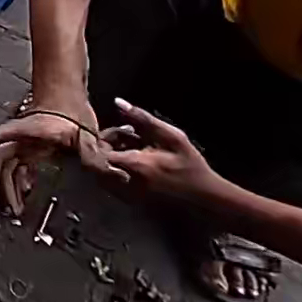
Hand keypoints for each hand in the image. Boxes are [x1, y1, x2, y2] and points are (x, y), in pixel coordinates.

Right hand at [0, 94, 98, 214]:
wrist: (66, 97)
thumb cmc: (71, 111)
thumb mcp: (86, 135)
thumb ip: (96, 157)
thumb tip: (118, 174)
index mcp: (28, 136)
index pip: (2, 150)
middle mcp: (19, 140)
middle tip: (0, 207)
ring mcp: (21, 144)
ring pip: (3, 167)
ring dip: (4, 187)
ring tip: (11, 209)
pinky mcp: (26, 149)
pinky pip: (13, 167)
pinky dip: (14, 182)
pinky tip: (23, 194)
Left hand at [97, 99, 229, 208]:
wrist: (205, 197)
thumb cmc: (189, 164)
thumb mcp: (172, 137)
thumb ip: (143, 118)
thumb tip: (117, 101)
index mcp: (133, 164)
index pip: (98, 148)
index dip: (106, 136)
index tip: (125, 131)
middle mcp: (123, 181)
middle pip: (96, 158)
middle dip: (108, 144)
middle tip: (130, 138)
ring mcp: (124, 193)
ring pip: (101, 170)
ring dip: (111, 156)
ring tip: (135, 149)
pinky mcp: (127, 199)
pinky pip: (110, 181)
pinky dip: (116, 168)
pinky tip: (136, 163)